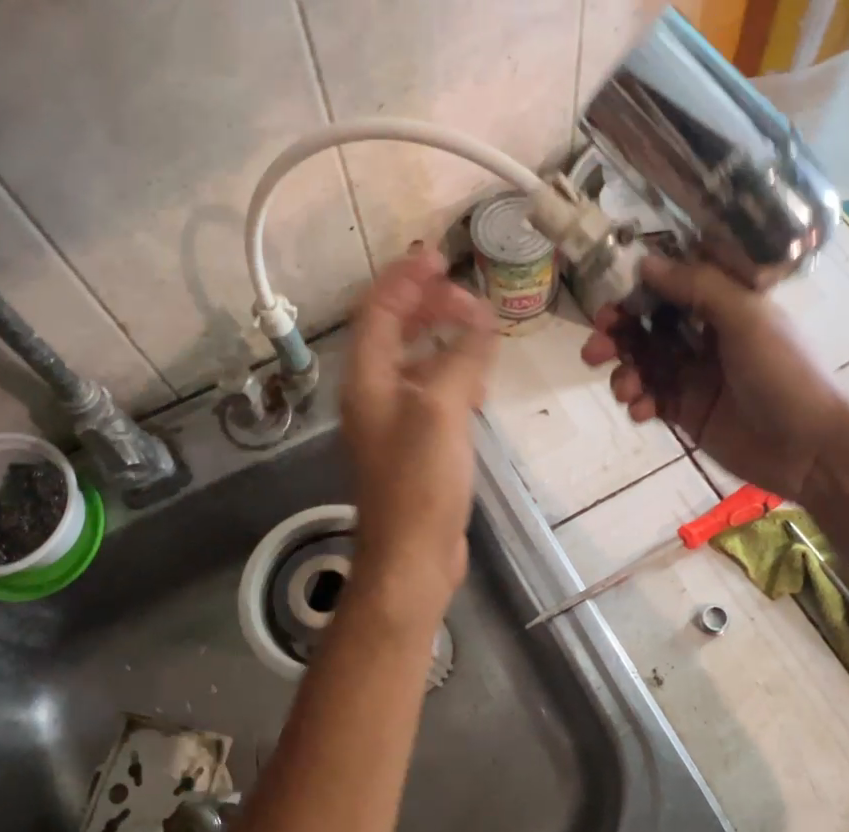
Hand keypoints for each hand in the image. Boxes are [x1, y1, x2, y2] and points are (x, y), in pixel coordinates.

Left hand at [342, 251, 498, 618]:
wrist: (413, 556)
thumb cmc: (420, 482)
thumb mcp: (442, 410)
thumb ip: (460, 358)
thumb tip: (482, 321)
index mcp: (366, 379)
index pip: (376, 309)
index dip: (404, 278)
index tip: (440, 257)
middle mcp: (373, 394)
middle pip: (393, 332)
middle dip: (426, 305)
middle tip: (467, 294)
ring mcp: (394, 422)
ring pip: (415, 362)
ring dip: (442, 338)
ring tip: (478, 328)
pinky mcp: (416, 446)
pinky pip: (431, 394)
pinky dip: (452, 375)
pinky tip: (478, 382)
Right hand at [582, 255, 844, 497]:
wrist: (808, 447)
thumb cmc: (784, 373)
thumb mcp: (746, 317)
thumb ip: (697, 288)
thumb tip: (646, 263)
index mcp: (725, 306)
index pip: (670, 288)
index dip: (636, 292)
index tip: (608, 300)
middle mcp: (705, 337)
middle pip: (647, 327)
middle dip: (617, 335)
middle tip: (595, 347)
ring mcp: (694, 377)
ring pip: (643, 365)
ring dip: (624, 372)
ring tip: (625, 389)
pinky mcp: (687, 414)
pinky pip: (650, 401)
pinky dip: (639, 403)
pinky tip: (642, 411)